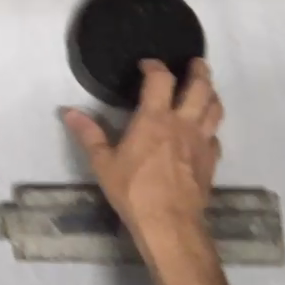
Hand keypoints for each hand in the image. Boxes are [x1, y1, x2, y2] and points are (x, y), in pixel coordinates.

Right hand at [63, 59, 222, 257]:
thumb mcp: (102, 163)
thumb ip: (88, 134)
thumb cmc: (132, 190)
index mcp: (154, 119)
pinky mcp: (211, 160)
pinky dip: (210, 127)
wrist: (168, 221)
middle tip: (196, 63)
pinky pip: (215, 136)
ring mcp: (201, 141)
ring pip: (215, 108)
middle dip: (198, 71)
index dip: (155, 67)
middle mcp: (183, 124)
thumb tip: (69, 111)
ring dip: (211, 94)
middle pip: (200, 87)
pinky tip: (203, 132)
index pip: (160, 80)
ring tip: (206, 89)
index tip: (148, 64)